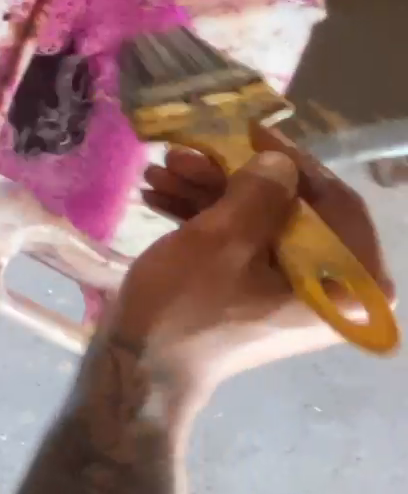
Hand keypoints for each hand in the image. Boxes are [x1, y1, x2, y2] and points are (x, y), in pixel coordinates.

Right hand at [115, 124, 394, 407]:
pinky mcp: (254, 296)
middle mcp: (335, 290)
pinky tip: (158, 199)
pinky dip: (203, 219)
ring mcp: (293, 295)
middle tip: (179, 155)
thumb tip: (277, 160)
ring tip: (155, 174)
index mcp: (350, 285)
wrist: (142, 363)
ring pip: (258, 226)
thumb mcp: (217, 242)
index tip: (245, 130)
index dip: (290, 162)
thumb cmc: (185, 304)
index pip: (336, 205)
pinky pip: (240, 247)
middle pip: (290, 214)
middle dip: (230, 179)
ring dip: (207, 195)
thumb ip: (256, 196)